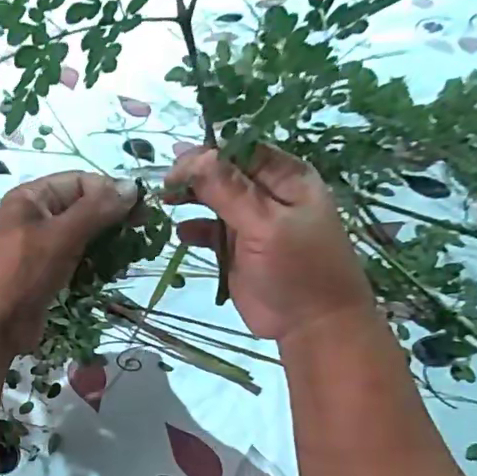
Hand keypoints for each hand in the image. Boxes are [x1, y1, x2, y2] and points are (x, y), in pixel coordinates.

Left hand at [0, 171, 138, 353]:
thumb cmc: (20, 272)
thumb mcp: (60, 235)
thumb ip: (97, 210)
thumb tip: (132, 187)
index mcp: (31, 199)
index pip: (80, 182)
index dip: (110, 192)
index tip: (141, 210)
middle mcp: (35, 219)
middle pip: (83, 210)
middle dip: (112, 220)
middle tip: (141, 234)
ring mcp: (40, 250)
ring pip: (83, 239)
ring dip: (107, 246)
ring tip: (129, 258)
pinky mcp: (46, 278)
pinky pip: (77, 264)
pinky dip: (95, 267)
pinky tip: (112, 275)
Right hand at [165, 145, 373, 340]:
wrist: (312, 326)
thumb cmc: (298, 269)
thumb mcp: (265, 225)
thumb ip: (230, 191)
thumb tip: (198, 155)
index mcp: (286, 178)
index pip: (241, 150)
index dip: (208, 152)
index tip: (176, 162)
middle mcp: (268, 194)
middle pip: (224, 172)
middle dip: (194, 175)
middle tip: (164, 185)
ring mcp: (251, 222)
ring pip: (214, 200)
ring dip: (190, 199)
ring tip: (165, 202)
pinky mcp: (236, 250)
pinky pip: (210, 231)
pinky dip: (194, 230)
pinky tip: (181, 233)